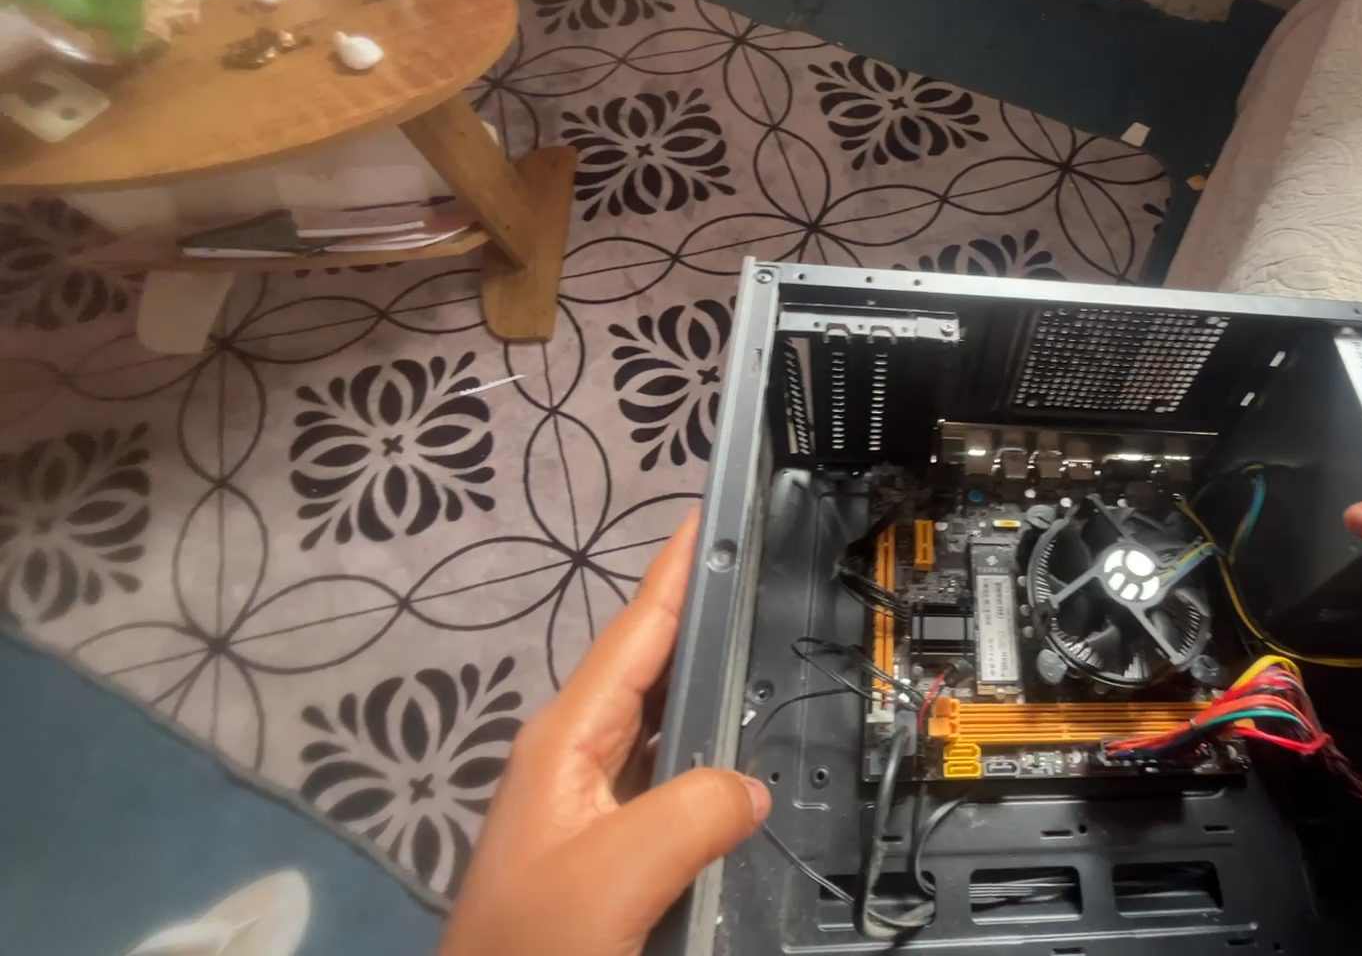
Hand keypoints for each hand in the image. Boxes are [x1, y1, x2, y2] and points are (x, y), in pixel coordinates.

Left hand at [441, 509, 768, 955]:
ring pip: (664, 707)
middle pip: (650, 656)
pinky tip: (740, 732)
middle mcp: (577, 749)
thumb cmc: (536, 948)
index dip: (675, 569)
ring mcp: (590, 791)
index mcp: (569, 736)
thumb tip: (751, 786)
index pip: (638, 629)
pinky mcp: (609, 830)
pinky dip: (709, 728)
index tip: (709, 516)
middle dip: (699, 603)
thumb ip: (696, 809)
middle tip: (755, 564)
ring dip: (706, 665)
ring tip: (758, 630)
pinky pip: (673, 757)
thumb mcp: (617, 875)